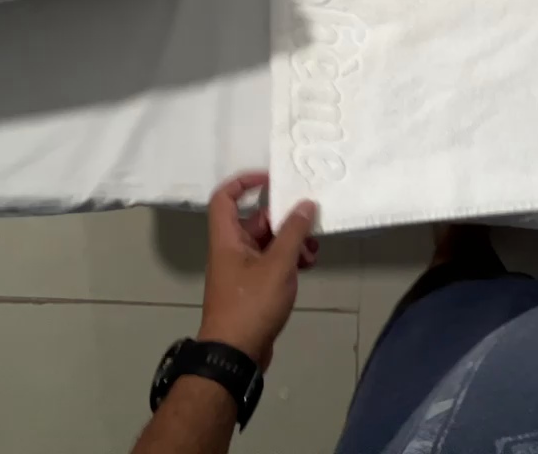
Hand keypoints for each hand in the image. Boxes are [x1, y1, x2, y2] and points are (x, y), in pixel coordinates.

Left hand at [197, 171, 318, 370]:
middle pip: (256, 219)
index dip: (244, 182)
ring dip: (292, 241)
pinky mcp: (253, 287)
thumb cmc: (251, 305)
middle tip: (309, 224)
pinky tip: (307, 266)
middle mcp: (232, 250)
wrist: (234, 358)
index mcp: (227, 239)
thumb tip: (305, 204)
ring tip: (312, 252)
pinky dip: (290, 259)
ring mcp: (242, 270)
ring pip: (269, 242)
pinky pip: (272, 261)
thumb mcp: (278, 265)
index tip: (271, 179)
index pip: (225, 197)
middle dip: (285, 219)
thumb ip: (293, 232)